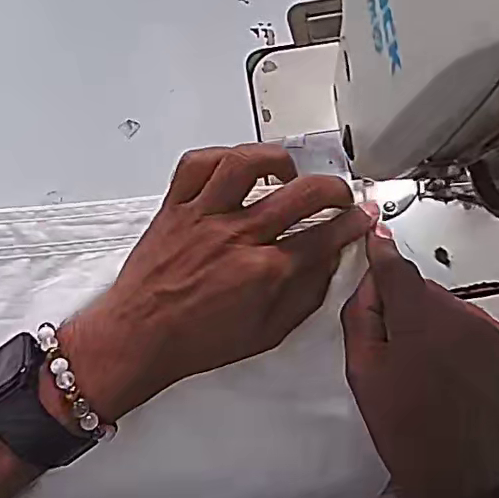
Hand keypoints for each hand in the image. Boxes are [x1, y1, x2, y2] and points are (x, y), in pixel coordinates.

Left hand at [55, 144, 374, 421]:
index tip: (360, 216)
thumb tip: (328, 264)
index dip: (352, 223)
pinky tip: (235, 167)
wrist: (138, 338)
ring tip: (287, 172)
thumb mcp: (266, 333)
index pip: (325, 236)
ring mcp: (203, 218)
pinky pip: (197, 163)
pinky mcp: (175, 208)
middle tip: (337, 194)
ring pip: (247, 163)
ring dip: (278, 159)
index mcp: (263, 273)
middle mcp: (236, 238)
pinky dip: (221, 156)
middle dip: (334, 189)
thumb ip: (304, 295)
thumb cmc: (194, 341)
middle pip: (302, 194)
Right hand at [341, 226, 498, 497]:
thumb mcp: (362, 373)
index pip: (397, 268)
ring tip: (439, 373)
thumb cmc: (409, 434)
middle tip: (406, 352)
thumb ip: (361, 315)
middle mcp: (467, 321)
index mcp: (421, 322)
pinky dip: (479, 347)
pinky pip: (493, 333)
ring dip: (449, 330)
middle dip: (415, 311)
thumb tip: (370, 282)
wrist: (463, 481)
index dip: (383, 254)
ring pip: (463, 312)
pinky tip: (466, 378)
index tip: (378, 239)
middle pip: (431, 293)